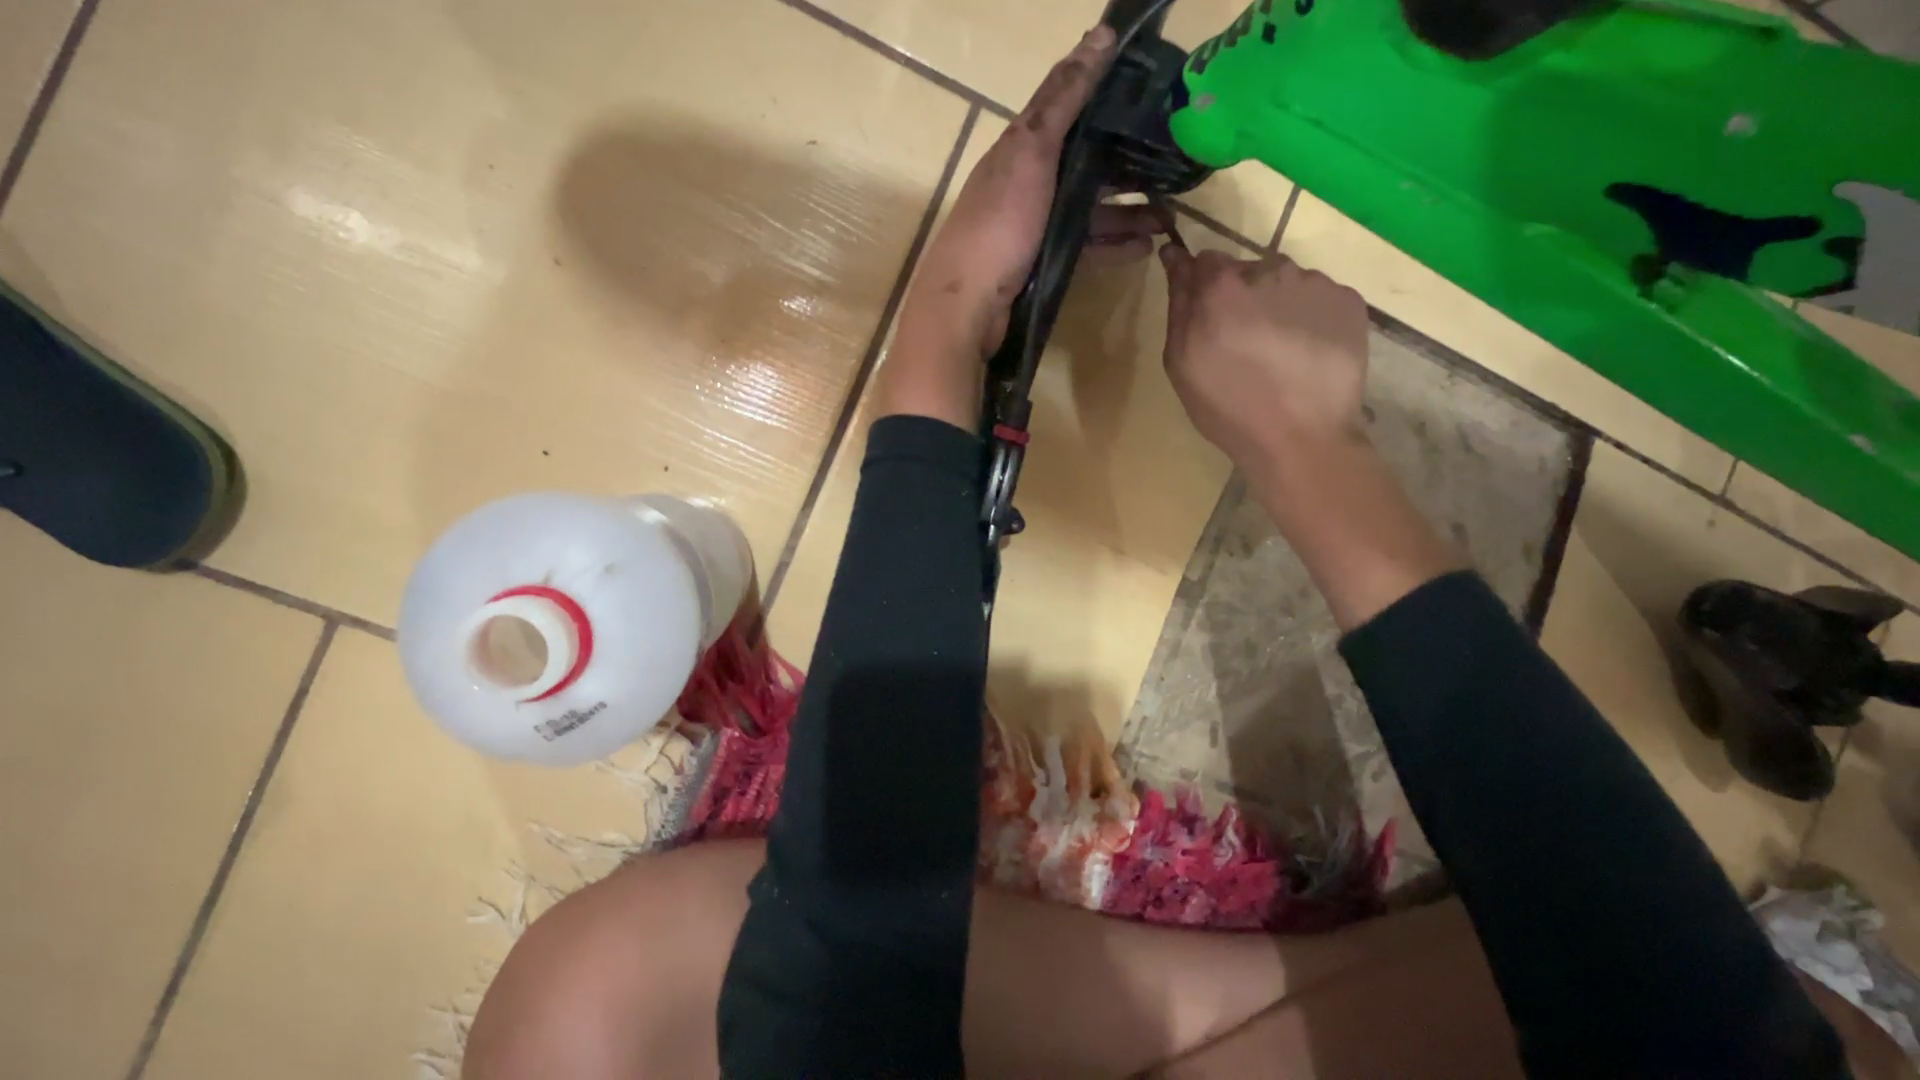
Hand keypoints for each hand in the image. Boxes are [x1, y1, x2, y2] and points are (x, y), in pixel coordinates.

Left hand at [882, 24, 1162, 425]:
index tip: (1157, 97)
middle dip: (1131, 166)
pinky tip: (1145, 248)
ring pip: (1091, 211)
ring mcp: (1034, 227)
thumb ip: (1064, 97)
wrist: (967, 306)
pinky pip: (1086, 248)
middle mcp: (1028, 183)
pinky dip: (1115, 246)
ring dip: (1130, 212)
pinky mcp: (1042, 264)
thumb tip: (1101, 35)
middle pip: (1087, 167)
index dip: (1111, 101)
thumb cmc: (998, 223)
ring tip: (1170, 217)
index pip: (1072, 112)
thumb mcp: (1031, 151)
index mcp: (1021, 148)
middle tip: (1177, 167)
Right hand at [1158, 247, 1370, 466]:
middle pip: (1249, 270)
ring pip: (1287, 282)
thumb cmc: (1229, 408)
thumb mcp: (1181, 362)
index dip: (1204, 289)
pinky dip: (1313, 318)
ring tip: (1281, 352)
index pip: (1206, 261)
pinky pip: (1321, 298)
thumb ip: (1178, 303)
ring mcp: (1315, 283)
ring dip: (1279, 305)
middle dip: (1243, 296)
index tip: (1208, 319)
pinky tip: (1308, 354)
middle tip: (1245, 344)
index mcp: (1222, 284)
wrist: (1303, 439)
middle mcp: (1270, 269)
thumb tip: (1175, 255)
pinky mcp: (1349, 301)